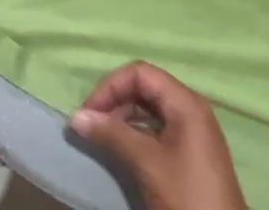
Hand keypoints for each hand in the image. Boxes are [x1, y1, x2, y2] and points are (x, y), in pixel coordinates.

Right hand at [69, 62, 247, 209]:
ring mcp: (192, 128)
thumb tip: (76, 117)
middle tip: (91, 123)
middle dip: (115, 99)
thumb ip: (112, 134)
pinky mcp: (190, 149)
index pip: (141, 74)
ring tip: (101, 135)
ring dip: (123, 115)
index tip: (89, 112)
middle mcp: (190, 107)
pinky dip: (136, 130)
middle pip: (145, 87)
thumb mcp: (146, 163)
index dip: (111, 86)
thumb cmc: (186, 195)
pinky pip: (158, 125)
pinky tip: (122, 146)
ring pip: (150, 107)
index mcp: (185, 102)